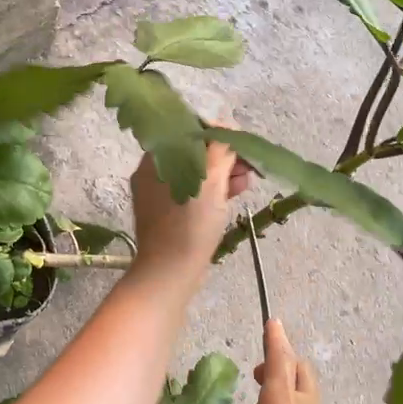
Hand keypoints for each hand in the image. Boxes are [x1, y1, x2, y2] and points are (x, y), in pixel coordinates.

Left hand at [128, 132, 251, 291]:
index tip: (240, 143)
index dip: (217, 132)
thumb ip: (220, 150)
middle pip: (193, 150)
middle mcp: (154, 170)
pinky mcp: (169, 211)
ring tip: (246, 182)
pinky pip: (193, 190)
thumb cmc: (189, 225)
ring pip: (196, 171)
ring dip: (223, 172)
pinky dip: (213, 190)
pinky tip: (234, 194)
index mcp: (156, 157)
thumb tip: (228, 129)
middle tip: (248, 166)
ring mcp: (159, 192)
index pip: (188, 129)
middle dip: (224, 154)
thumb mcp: (210, 182)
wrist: (169, 274)